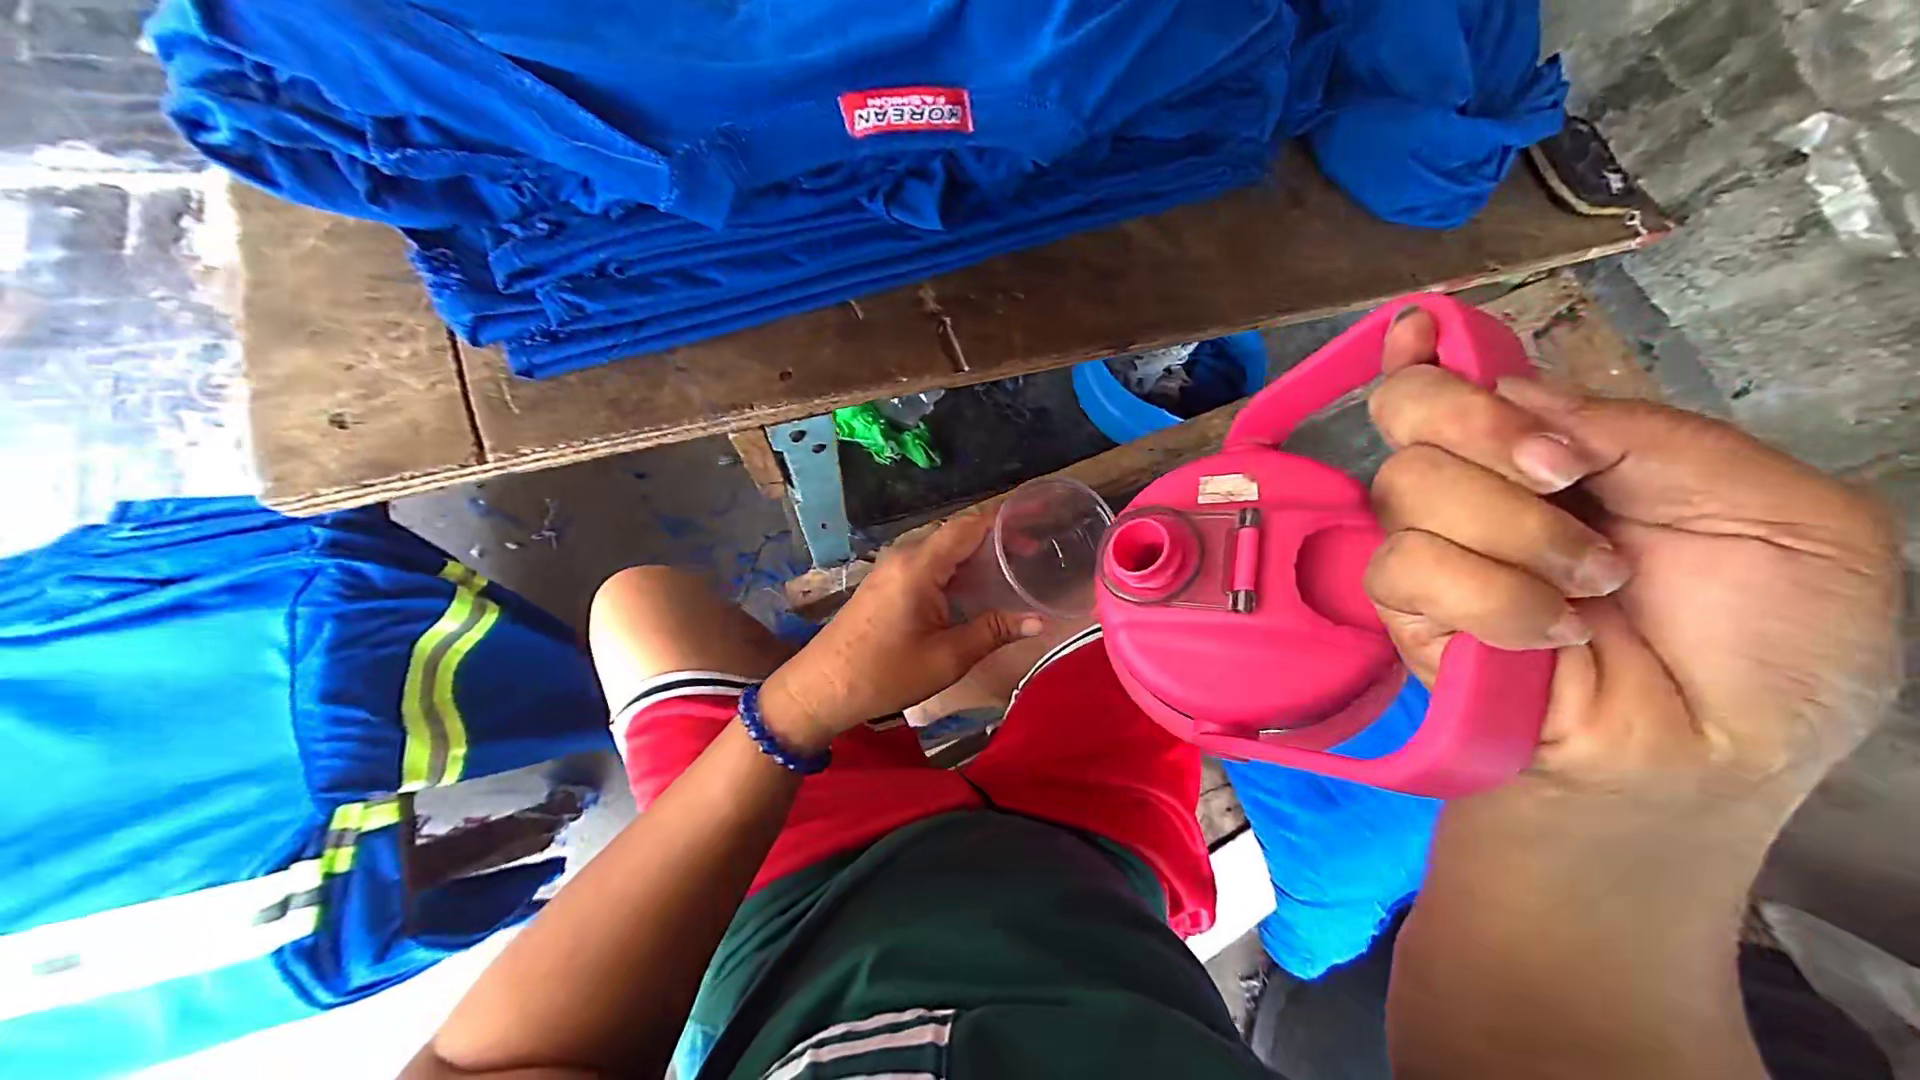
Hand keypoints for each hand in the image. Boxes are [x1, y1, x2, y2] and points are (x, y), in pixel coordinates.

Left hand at [760, 513, 1042, 752]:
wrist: (821, 688)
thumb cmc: (885, 673)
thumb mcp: (947, 657)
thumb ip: (994, 631)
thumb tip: (1038, 621)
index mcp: (920, 565)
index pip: (970, 524)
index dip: (1005, 518)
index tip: (1038, 515)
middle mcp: (905, 555)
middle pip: (958, 532)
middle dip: (997, 536)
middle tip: (1036, 549)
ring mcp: (892, 567)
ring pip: (943, 548)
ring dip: (977, 552)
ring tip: (1014, 563)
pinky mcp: (886, 582)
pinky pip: (929, 562)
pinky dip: (957, 566)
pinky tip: (976, 584)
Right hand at [1364, 310, 1902, 818]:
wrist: (1706, 755)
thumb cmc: (1764, 641)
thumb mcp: (1778, 511)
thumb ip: (1650, 435)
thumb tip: (1515, 395)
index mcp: (1554, 451)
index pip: (1461, 381)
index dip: (1426, 350)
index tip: (1418, 329)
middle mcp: (1476, 487)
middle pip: (1408, 411)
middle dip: (1481, 427)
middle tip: (1566, 472)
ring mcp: (1430, 547)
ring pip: (1408, 487)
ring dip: (1517, 532)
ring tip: (1593, 586)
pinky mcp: (1404, 610)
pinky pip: (1408, 567)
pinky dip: (1491, 596)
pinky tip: (1551, 631)